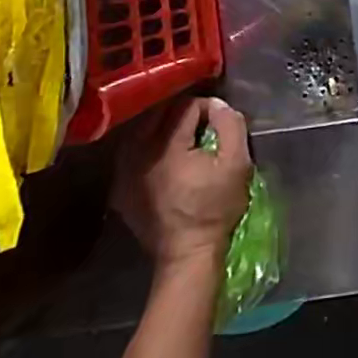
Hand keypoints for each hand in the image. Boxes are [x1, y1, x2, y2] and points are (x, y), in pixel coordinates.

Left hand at [113, 95, 251, 269]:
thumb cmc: (216, 207)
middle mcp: (138, 155)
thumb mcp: (237, 163)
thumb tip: (217, 104)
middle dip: (181, 110)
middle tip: (202, 121)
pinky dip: (147, 145)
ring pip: (139, 130)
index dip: (206, 106)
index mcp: (167, 147)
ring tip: (183, 133)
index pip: (185, 107)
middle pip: (156, 113)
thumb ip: (230, 126)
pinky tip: (163, 153)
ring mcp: (123, 173)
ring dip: (161, 125)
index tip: (220, 119)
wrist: (187, 252)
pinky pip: (130, 152)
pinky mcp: (120, 188)